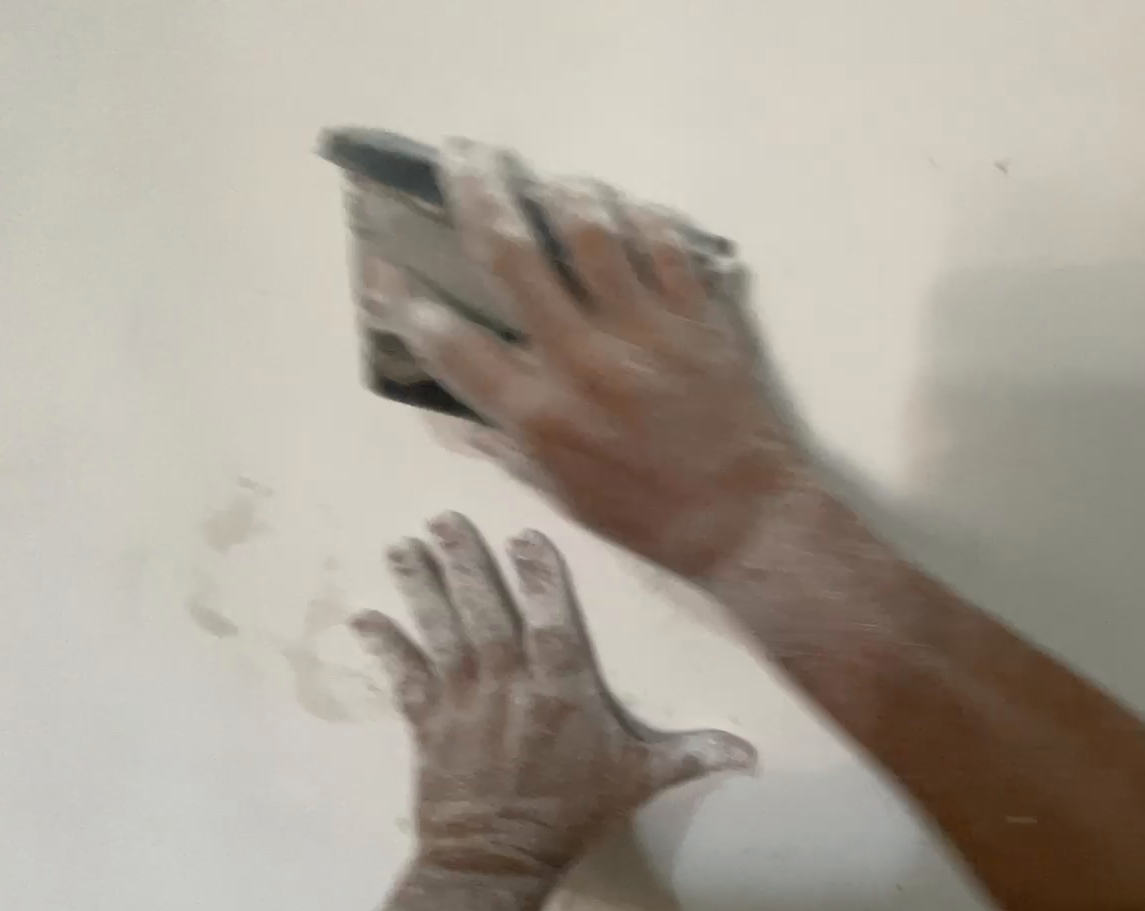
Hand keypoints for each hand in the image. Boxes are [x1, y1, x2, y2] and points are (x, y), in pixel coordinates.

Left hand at [350, 512, 756, 878]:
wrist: (495, 860)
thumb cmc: (574, 810)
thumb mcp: (641, 779)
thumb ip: (693, 756)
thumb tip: (755, 756)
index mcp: (562, 686)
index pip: (552, 618)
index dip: (539, 576)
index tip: (524, 537)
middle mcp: (509, 681)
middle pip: (486, 611)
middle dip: (466, 563)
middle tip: (444, 519)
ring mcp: (463, 700)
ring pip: (441, 632)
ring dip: (422, 588)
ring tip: (403, 547)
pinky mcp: (427, 723)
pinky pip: (404, 677)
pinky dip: (384, 647)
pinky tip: (364, 617)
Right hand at [367, 139, 810, 581]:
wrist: (748, 519)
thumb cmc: (657, 520)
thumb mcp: (571, 500)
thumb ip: (514, 452)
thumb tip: (460, 419)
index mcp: (540, 414)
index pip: (451, 343)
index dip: (409, 302)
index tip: (396, 272)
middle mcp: (584, 360)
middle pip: (514, 254)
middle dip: (478, 191)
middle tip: (468, 156)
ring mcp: (648, 333)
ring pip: (596, 232)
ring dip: (569, 193)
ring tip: (560, 183)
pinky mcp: (703, 321)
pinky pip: (673, 249)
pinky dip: (652, 221)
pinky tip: (640, 215)